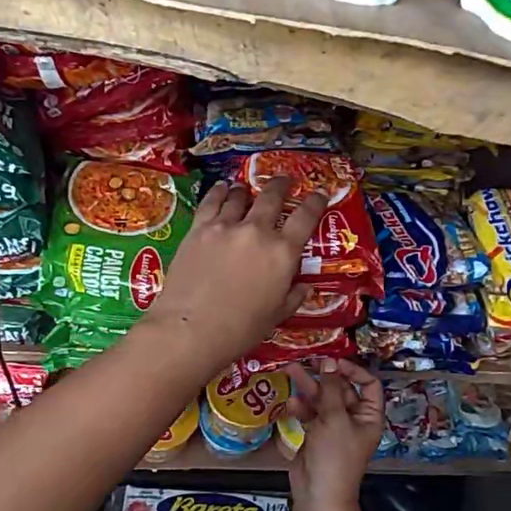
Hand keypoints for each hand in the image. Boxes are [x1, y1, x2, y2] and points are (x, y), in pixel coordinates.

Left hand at [138, 177, 325, 372]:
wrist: (191, 329)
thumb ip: (293, 297)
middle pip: (271, 197)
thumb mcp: (276, 316)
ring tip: (246, 187)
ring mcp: (225, 227)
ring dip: (246, 190)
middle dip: (280, 185)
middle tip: (284, 180)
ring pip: (239, 196)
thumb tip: (305, 287)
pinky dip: (218, 192)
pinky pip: (211, 202)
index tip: (318, 194)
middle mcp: (257, 231)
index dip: (315, 203)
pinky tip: (221, 188)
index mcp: (282, 253)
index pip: (305, 217)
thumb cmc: (240, 330)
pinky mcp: (198, 229)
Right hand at [283, 358, 383, 510]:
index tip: (333, 363)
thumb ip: (330, 389)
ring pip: (322, 400)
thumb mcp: (335, 418)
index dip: (353, 371)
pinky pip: (310, 414)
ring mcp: (333, 427)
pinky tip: (290, 404)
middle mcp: (353, 419)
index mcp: (369, 415)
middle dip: (323, 376)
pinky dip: (301, 407)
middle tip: (306, 362)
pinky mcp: (315, 435)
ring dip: (307, 387)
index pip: (369, 384)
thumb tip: (329, 362)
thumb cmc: (334, 456)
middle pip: (341, 389)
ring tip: (289, 371)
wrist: (319, 494)